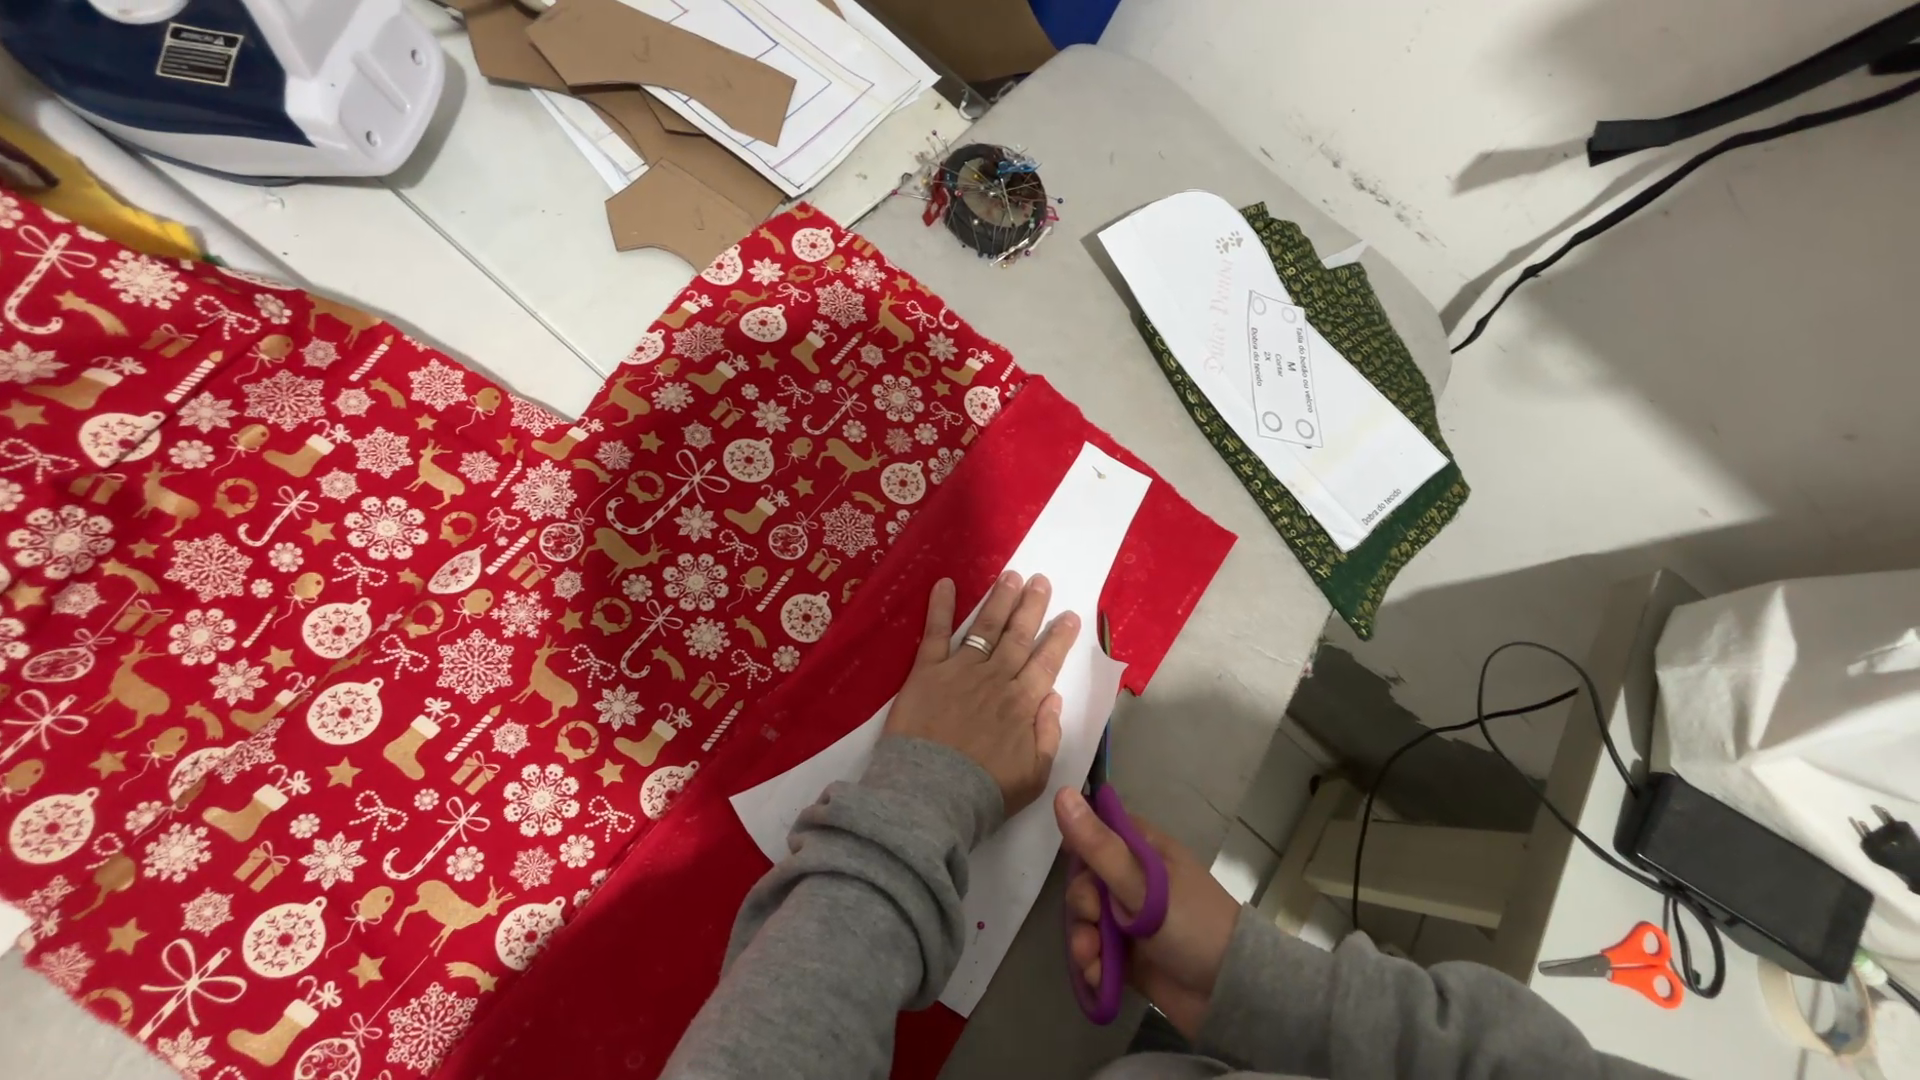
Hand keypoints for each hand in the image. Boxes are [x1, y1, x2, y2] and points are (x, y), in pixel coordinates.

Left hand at [884, 572, 1080, 816]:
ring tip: (1010, 575)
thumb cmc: (984, 790)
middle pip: (1018, 636)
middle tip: (1041, 580)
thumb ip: (1047, 734)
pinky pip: (935, 633)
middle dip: (1032, 607)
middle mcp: (995, 679)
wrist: (932, 794)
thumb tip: (1053, 697)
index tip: (1070, 616)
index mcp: (1022, 703)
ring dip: (999, 600)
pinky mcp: (927, 672)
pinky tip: (946, 583)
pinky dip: (941, 607)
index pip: (1046, 663)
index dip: (1059, 638)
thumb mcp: (1034, 774)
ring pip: (985, 628)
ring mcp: (960, 671)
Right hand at [1058, 787, 1239, 1039]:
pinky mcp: (1127, 953)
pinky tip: (1099, 976)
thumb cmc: (1191, 924)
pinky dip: (1092, 962)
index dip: (1079, 848)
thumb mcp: (1142, 884)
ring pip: (1087, 918)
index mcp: (1142, 849)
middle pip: (1085, 880)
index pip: (1096, 831)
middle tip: (1095, 919)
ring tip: (1092, 958)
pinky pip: (1095, 950)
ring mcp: (1129, 918)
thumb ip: (1099, 845)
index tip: (1076, 866)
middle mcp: (1133, 879)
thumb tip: (1061, 792)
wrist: (1229, 993)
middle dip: (1082, 904)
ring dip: (1083, 938)